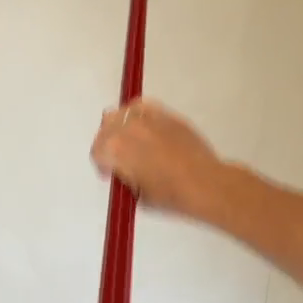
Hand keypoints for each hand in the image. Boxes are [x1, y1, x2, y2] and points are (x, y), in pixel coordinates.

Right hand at [90, 99, 227, 218]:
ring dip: (120, 126)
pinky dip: (137, 113)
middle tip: (119, 159)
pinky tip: (142, 123)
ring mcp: (147, 118)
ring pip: (121, 114)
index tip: (111, 175)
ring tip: (130, 140)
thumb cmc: (169, 196)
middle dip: (108, 145)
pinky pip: (142, 106)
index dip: (102, 165)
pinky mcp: (165, 115)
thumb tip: (125, 171)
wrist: (205, 184)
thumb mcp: (137, 194)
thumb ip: (125, 177)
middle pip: (105, 130)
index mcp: (115, 149)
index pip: (96, 152)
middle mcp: (126, 128)